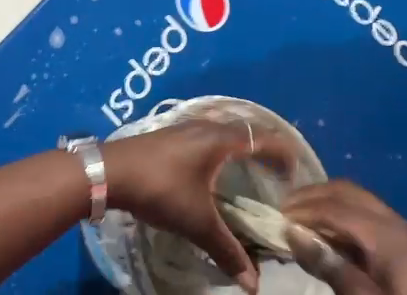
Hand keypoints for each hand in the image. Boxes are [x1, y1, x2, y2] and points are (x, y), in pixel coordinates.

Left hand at [99, 121, 296, 294]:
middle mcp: (205, 126)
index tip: (295, 174)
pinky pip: (205, 139)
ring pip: (222, 134)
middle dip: (263, 151)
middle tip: (277, 178)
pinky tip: (213, 174)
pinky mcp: (169, 137)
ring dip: (239, 150)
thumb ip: (228, 250)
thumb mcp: (197, 222)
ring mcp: (184, 128)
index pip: (262, 138)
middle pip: (243, 132)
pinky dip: (219, 152)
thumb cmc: (161, 188)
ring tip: (249, 176)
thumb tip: (254, 284)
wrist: (110, 171)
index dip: (282, 153)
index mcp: (219, 139)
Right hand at [280, 182, 406, 294]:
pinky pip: (371, 219)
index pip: (337, 207)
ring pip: (360, 202)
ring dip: (328, 205)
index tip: (274, 217)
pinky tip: (328, 238)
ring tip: (300, 220)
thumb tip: (291, 232)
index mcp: (391, 236)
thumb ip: (332, 268)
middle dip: (314, 196)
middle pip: (348, 192)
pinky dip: (344, 220)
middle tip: (284, 210)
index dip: (303, 209)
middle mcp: (400, 224)